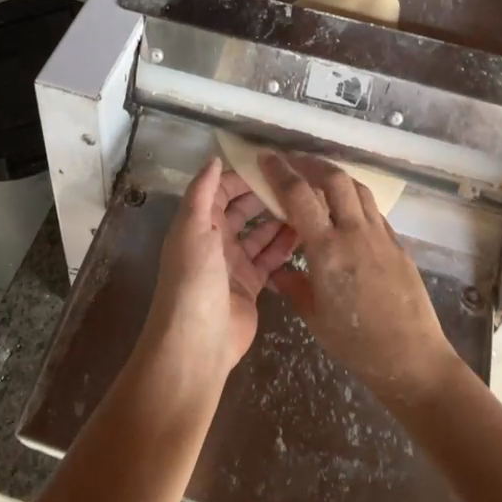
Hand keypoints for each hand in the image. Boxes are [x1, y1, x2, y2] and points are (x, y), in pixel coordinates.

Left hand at [143, 157, 300, 381]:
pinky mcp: (252, 285)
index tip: (271, 163)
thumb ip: (202, 192)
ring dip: (280, 219)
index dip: (242, 176)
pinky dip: (285, 247)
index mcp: (198, 224)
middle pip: (242, 210)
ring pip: (260, 234)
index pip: (220, 190)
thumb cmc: (193, 279)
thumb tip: (214, 159)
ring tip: (309, 203)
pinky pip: (271, 259)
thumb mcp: (192, 228)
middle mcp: (215, 240)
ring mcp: (234, 263)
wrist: (198, 342)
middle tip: (298, 181)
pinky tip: (307, 233)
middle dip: (265, 195)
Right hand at [262, 152, 462, 405]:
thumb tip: (277, 270)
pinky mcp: (398, 244)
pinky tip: (347, 212)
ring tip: (319, 178)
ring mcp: (381, 236)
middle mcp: (355, 233)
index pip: (299, 195)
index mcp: (328, 250)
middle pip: (334, 178)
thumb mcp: (313, 317)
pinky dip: (355, 201)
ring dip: (335, 176)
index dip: (280, 171)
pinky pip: (373, 211)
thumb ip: (293, 286)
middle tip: (293, 161)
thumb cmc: (356, 344)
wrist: (412, 358)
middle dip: (311, 163)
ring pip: (358, 188)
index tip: (266, 157)